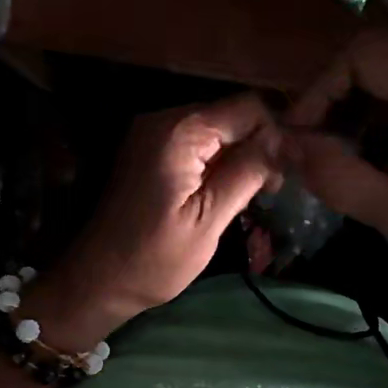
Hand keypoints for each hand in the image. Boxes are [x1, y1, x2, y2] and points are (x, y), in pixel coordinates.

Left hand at [29, 93, 281, 346]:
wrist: (97, 280)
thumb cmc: (153, 258)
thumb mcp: (209, 220)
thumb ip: (247, 173)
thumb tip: (286, 139)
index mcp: (178, 132)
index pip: (246, 106)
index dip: (275, 132)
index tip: (289, 170)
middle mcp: (162, 121)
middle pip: (230, 115)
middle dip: (257, 145)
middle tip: (272, 189)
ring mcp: (152, 135)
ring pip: (215, 130)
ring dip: (238, 156)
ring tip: (254, 195)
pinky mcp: (148, 153)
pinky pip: (195, 145)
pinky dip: (215, 163)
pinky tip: (226, 193)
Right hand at [284, 31, 387, 292]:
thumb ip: (329, 173)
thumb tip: (276, 143)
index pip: (361, 54)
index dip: (319, 90)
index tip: (297, 136)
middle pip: (370, 65)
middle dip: (331, 108)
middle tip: (310, 153)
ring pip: (381, 84)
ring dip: (349, 120)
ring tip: (335, 163)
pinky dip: (371, 127)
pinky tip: (366, 163)